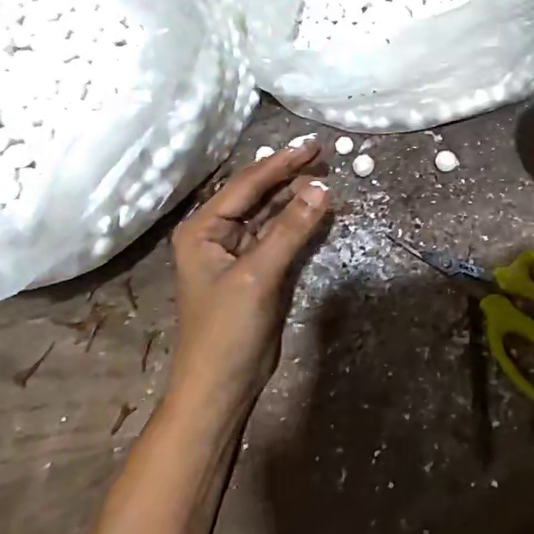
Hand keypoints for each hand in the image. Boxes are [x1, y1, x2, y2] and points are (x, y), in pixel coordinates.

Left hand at [168, 144, 331, 406]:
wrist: (221, 387)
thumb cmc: (228, 330)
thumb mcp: (258, 275)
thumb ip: (290, 229)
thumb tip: (323, 188)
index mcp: (203, 228)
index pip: (246, 185)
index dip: (281, 164)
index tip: (313, 147)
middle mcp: (217, 233)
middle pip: (259, 195)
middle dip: (291, 178)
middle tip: (327, 160)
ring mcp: (238, 252)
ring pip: (272, 215)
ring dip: (299, 200)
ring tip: (330, 184)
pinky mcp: (257, 270)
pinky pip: (281, 237)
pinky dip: (301, 225)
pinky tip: (321, 213)